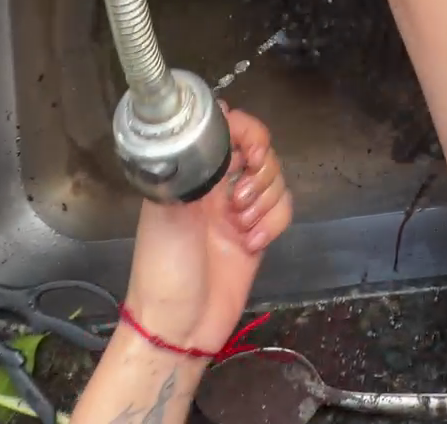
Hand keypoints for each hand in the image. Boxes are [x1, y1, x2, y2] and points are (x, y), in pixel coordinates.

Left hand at [119, 108, 291, 352]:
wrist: (177, 328)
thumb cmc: (163, 267)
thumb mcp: (166, 210)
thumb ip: (190, 164)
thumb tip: (216, 116)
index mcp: (194, 173)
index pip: (230, 129)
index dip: (249, 132)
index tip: (252, 154)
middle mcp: (219, 185)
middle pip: (261, 152)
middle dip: (261, 172)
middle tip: (239, 200)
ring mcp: (240, 210)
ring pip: (275, 180)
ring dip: (266, 201)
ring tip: (242, 228)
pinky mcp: (258, 234)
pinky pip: (283, 211)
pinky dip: (274, 224)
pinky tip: (252, 244)